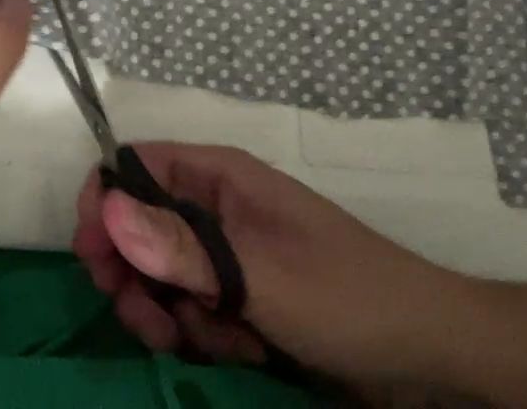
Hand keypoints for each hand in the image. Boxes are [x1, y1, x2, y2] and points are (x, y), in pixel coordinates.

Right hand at [72, 143, 482, 387]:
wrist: (434, 360)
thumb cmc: (350, 299)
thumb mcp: (260, 277)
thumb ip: (179, 247)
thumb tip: (105, 210)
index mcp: (219, 176)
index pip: (134, 166)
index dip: (104, 203)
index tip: (92, 256)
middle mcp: (215, 205)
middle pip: (137, 224)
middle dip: (134, 275)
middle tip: (145, 321)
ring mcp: (227, 251)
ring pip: (159, 271)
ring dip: (168, 312)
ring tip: (207, 343)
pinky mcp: (239, 292)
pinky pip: (190, 304)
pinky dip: (200, 330)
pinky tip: (239, 349)